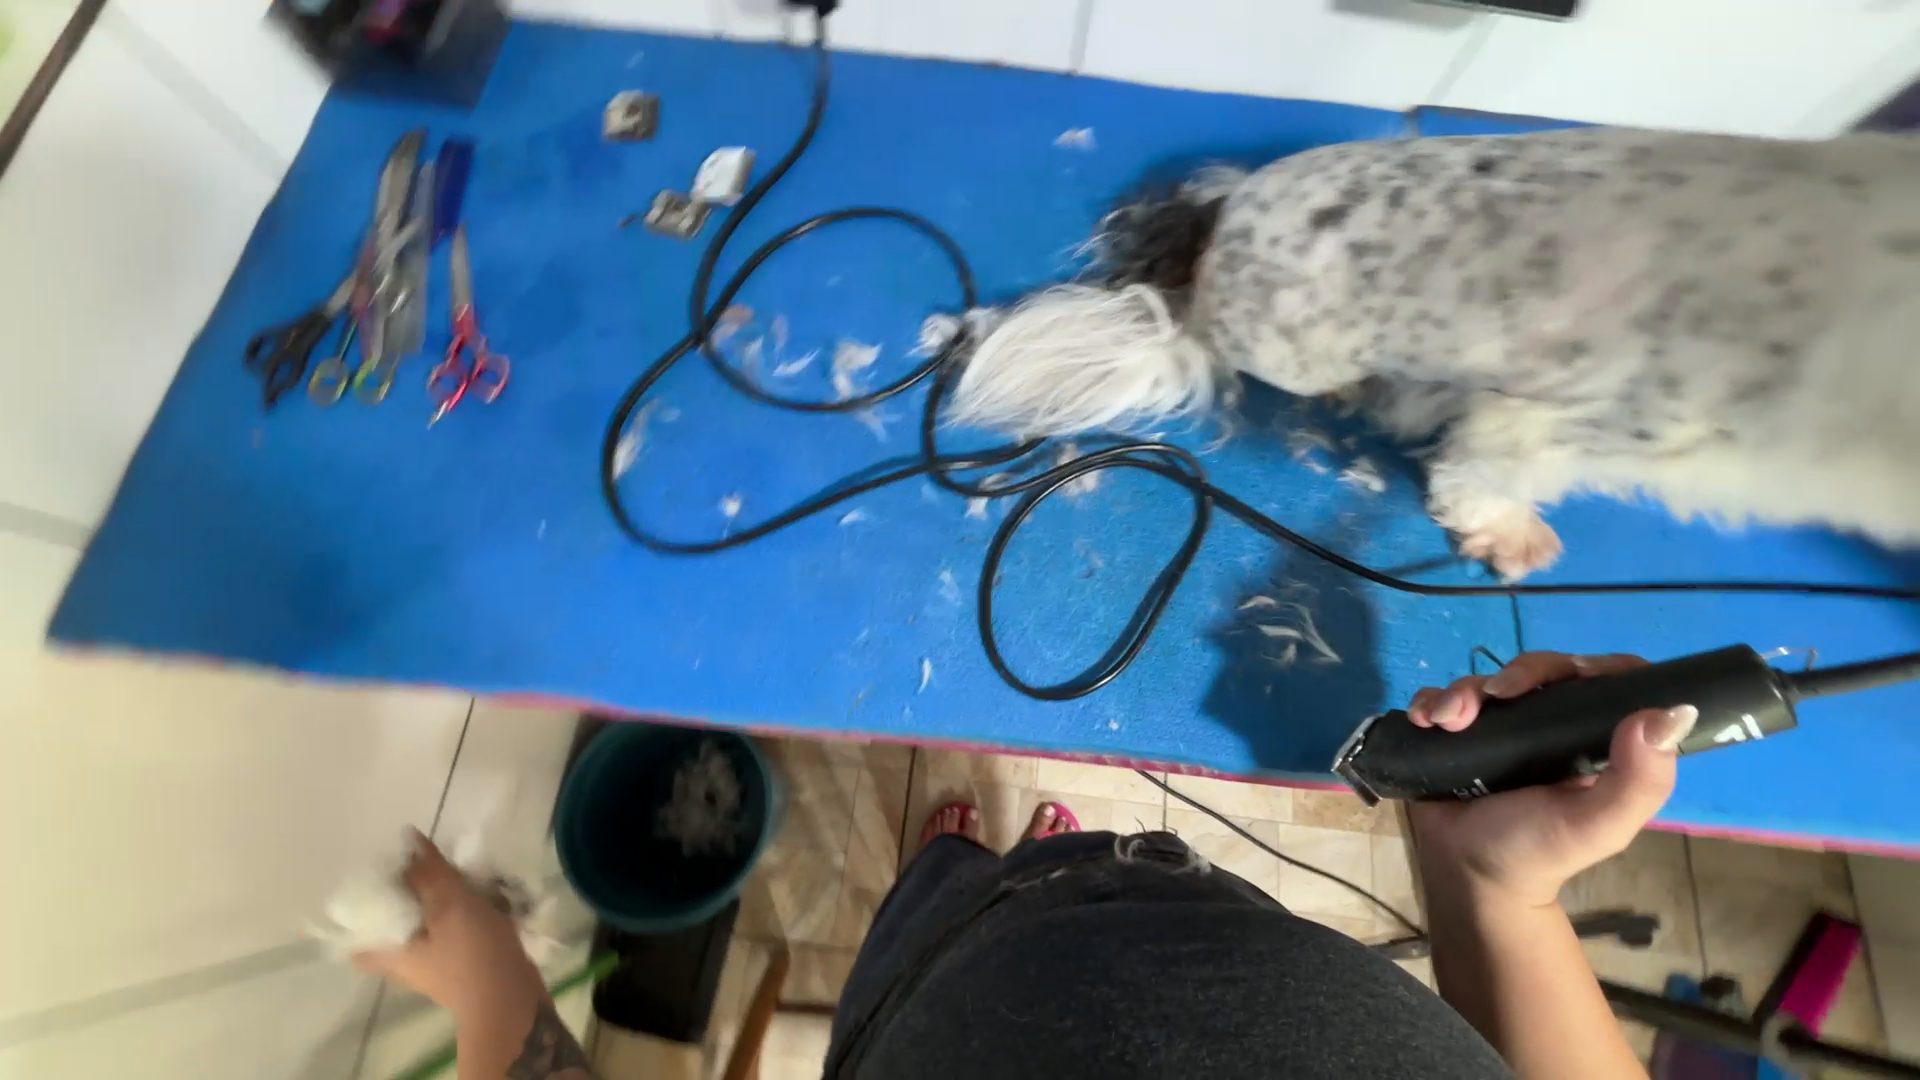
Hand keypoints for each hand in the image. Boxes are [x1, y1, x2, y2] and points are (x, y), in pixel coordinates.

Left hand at [352, 830, 545, 1020]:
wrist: (508, 994)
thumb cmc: (471, 952)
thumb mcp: (450, 905)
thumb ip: (429, 873)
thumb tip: (408, 840)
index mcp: (384, 950)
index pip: (360, 917)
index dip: (373, 889)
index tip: (394, 866)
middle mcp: (400, 957)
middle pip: (398, 912)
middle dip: (420, 886)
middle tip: (439, 865)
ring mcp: (430, 959)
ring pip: (430, 916)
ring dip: (450, 894)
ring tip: (471, 875)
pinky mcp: (458, 958)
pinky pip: (455, 924)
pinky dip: (468, 908)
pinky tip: (490, 895)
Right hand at [1404, 651, 1697, 908]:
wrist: (1468, 870)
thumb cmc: (1539, 849)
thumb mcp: (1599, 823)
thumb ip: (1640, 779)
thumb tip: (1669, 712)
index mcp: (1591, 741)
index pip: (1605, 682)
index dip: (1590, 666)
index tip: (1565, 676)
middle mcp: (1546, 726)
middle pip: (1539, 670)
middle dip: (1511, 674)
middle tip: (1490, 697)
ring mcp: (1496, 726)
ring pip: (1483, 681)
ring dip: (1459, 691)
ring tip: (1443, 722)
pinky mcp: (1452, 730)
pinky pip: (1439, 696)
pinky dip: (1428, 700)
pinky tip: (1422, 721)